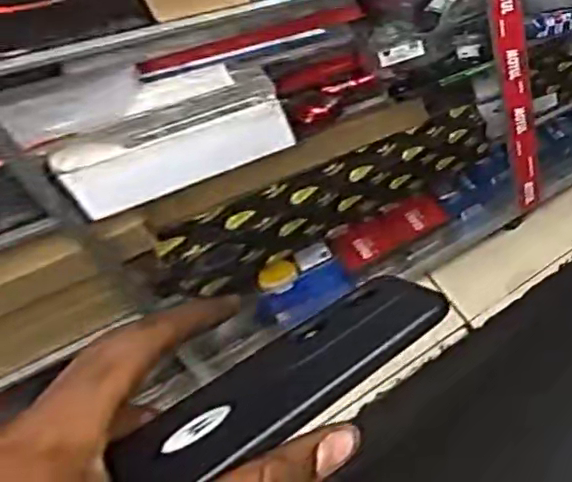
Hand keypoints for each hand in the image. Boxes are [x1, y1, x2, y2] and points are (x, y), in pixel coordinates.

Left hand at [0, 298, 358, 481]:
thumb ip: (255, 477)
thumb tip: (334, 441)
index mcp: (42, 446)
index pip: (130, 348)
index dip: (184, 321)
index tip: (222, 310)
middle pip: (66, 404)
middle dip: (128, 407)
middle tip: (175, 421)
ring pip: (26, 447)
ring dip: (81, 449)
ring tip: (120, 468)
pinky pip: (14, 473)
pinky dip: (46, 473)